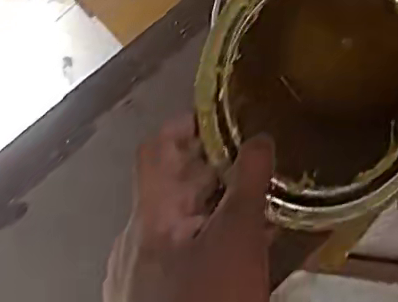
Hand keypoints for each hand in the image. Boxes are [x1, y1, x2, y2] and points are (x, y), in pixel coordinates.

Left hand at [104, 116, 274, 301]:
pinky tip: (246, 249)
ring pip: (181, 220)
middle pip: (173, 183)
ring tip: (262, 201)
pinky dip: (212, 238)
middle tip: (258, 160)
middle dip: (216, 166)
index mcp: (148, 217)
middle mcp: (135, 242)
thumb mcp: (239, 235)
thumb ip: (249, 178)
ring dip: (219, 203)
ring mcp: (139, 279)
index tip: (226, 117)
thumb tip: (259, 137)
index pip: (157, 147)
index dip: (188, 122)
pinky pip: (182, 254)